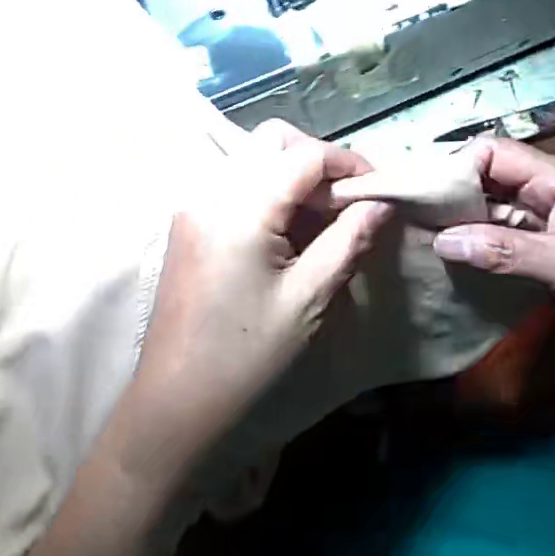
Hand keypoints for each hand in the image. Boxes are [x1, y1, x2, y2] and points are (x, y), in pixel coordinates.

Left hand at [128, 120, 392, 468]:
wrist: (172, 416)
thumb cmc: (246, 361)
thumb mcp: (308, 301)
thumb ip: (349, 241)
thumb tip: (381, 203)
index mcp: (241, 209)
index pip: (305, 154)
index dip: (349, 163)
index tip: (379, 190)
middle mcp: (211, 193)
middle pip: (273, 139)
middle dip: (318, 159)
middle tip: (348, 200)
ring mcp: (194, 206)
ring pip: (253, 156)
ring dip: (294, 172)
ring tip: (323, 215)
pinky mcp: (188, 225)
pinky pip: (236, 182)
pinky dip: (270, 188)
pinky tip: (289, 228)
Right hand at [431, 138, 554, 365]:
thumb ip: (506, 251)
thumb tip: (442, 240)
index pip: (493, 153)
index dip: (455, 166)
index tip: (418, 195)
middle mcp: (544, 190)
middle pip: (486, 177)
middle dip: (449, 193)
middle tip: (406, 217)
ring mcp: (541, 220)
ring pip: (488, 208)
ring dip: (458, 221)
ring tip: (416, 237)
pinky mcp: (539, 248)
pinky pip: (497, 237)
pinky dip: (474, 245)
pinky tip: (447, 259)